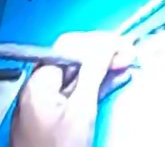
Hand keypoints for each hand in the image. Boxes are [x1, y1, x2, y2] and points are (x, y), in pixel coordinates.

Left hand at [10, 33, 130, 146]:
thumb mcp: (81, 110)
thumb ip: (93, 72)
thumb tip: (106, 44)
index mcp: (38, 83)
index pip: (69, 46)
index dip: (97, 42)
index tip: (120, 44)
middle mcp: (37, 90)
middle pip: (73, 60)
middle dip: (102, 55)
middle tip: (127, 54)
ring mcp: (44, 107)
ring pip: (76, 78)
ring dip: (102, 70)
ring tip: (126, 64)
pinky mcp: (52, 122)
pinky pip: (75, 95)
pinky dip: (94, 87)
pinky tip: (114, 81)